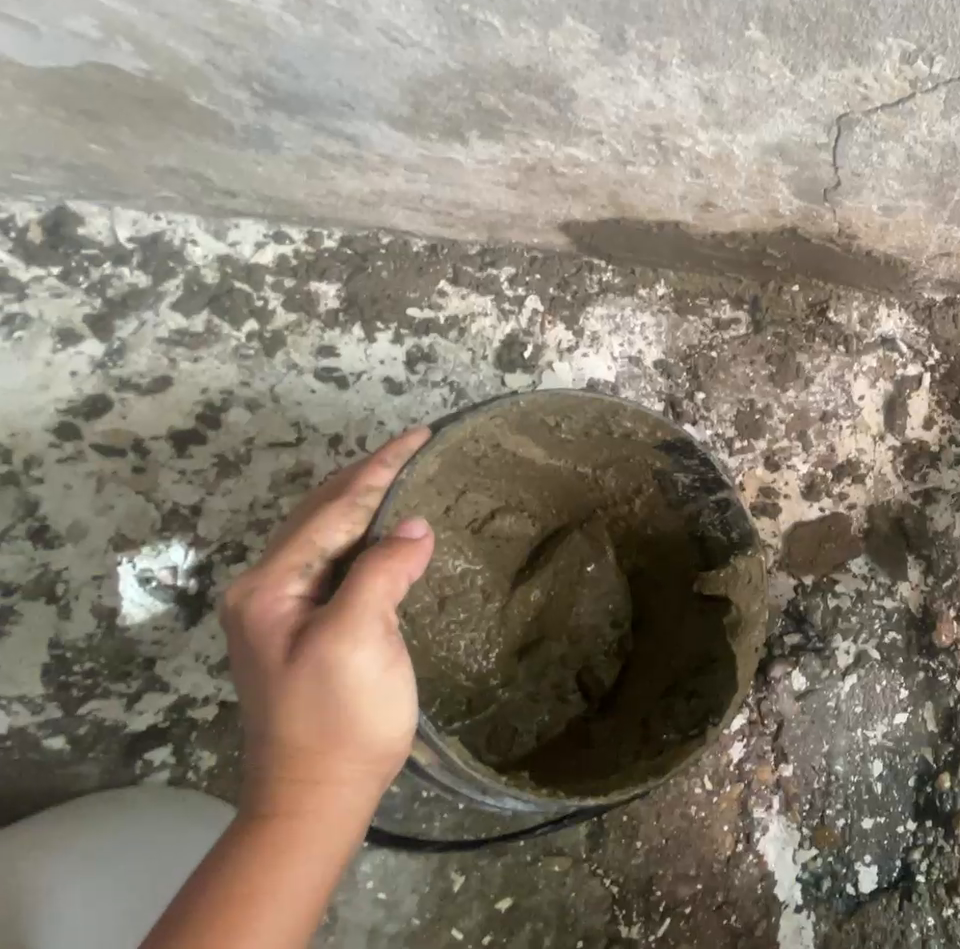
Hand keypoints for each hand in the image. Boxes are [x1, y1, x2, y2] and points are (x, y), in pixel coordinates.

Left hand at [219, 427, 434, 820]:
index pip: (334, 509)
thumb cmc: (338, 715)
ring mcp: (290, 609)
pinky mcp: (317, 626)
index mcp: (272, 586)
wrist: (319, 790)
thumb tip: (414, 526)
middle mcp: (271, 589)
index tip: (423, 435)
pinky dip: (370, 532)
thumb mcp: (357, 639)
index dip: (380, 469)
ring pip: (331, 534)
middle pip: (323, 513)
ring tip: (408, 473)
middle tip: (419, 445)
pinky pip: (343, 559)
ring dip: (368, 499)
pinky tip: (393, 530)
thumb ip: (379, 573)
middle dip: (369, 474)